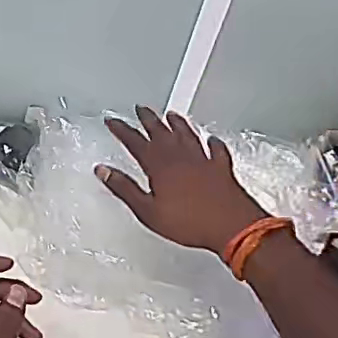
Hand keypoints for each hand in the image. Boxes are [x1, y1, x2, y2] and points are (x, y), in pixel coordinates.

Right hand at [98, 106, 268, 253]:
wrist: (233, 228)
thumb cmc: (191, 222)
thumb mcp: (147, 210)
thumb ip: (124, 188)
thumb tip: (104, 172)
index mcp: (160, 166)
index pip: (135, 142)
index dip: (122, 130)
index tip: (113, 121)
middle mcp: (181, 158)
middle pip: (161, 132)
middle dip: (148, 119)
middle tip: (140, 109)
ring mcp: (203, 161)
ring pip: (187, 135)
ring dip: (177, 123)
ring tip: (171, 114)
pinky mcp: (222, 169)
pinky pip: (216, 149)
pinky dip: (213, 141)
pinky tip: (212, 138)